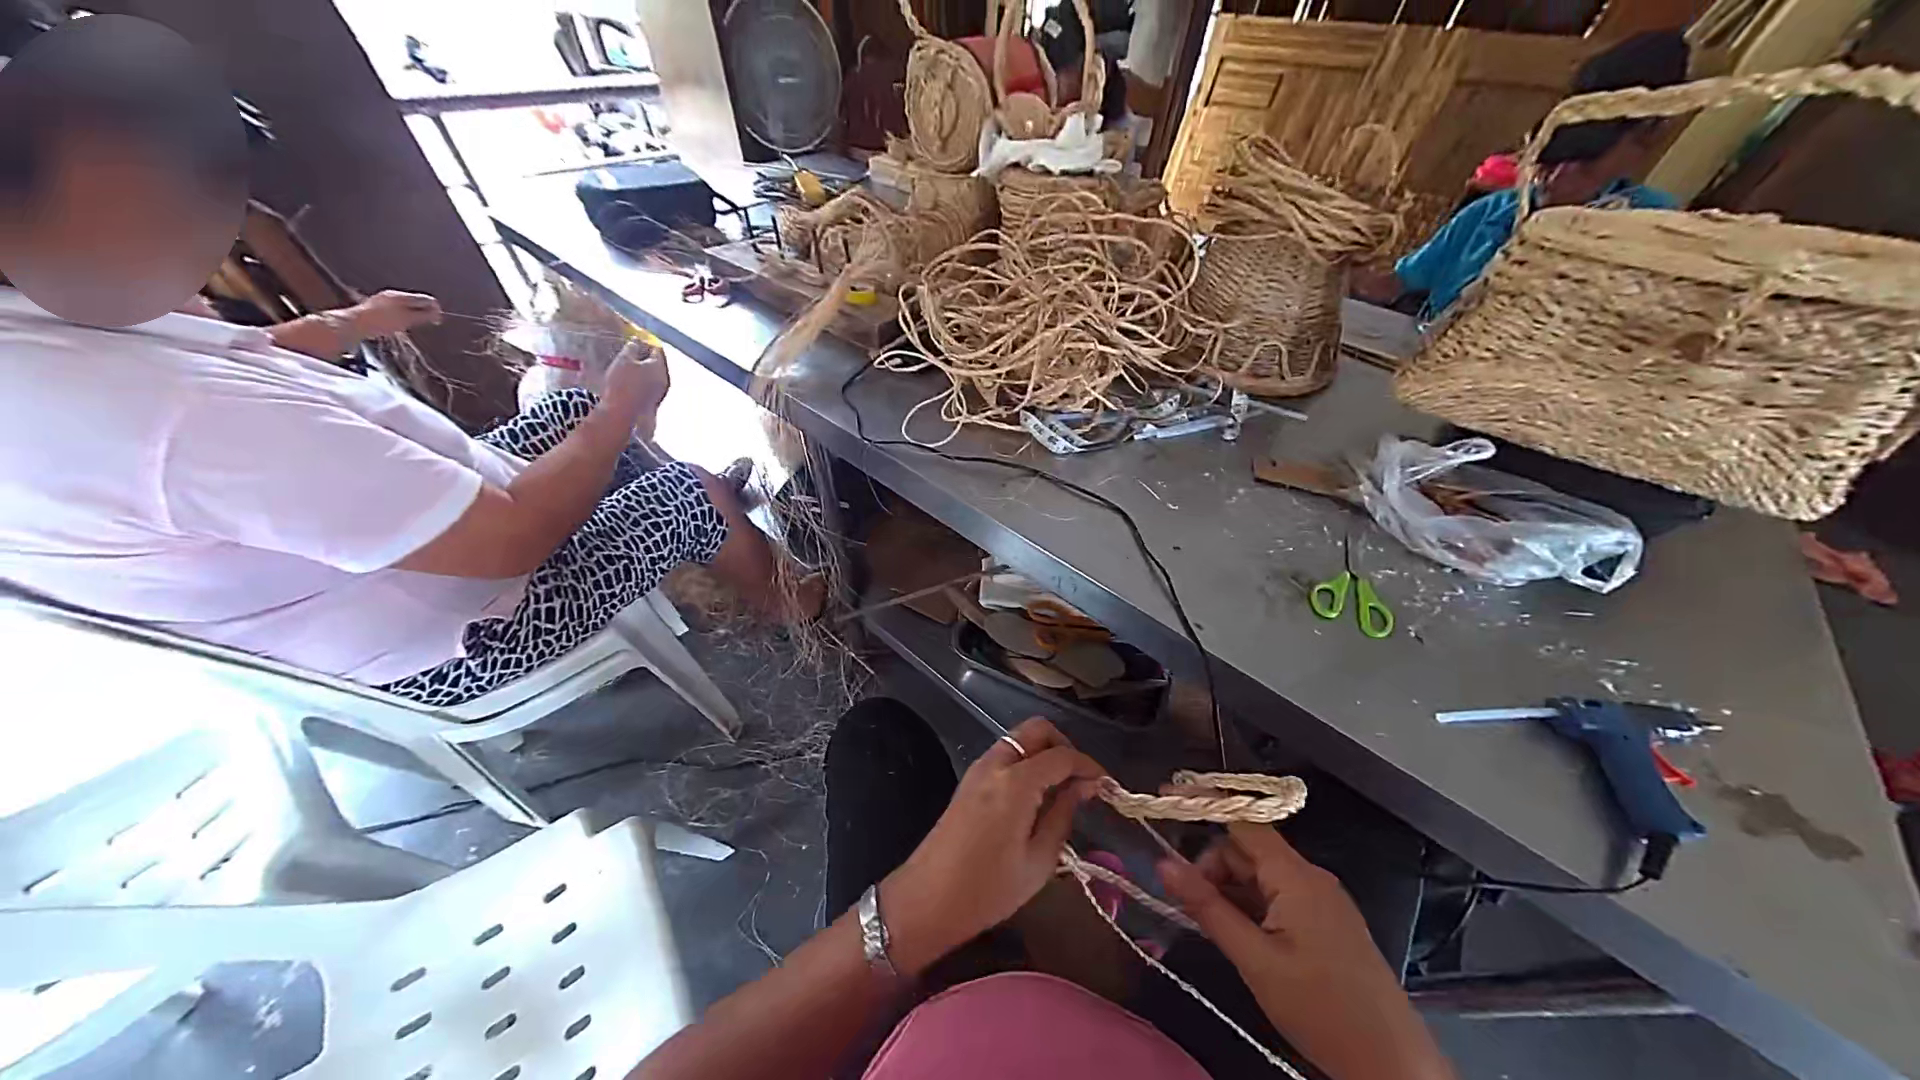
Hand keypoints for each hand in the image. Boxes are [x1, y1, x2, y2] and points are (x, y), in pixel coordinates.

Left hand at [348, 290, 441, 337]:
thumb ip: (425, 315)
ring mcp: (384, 299)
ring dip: (413, 313)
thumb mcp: (408, 320)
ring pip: (407, 305)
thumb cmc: (382, 322)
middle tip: (425, 323)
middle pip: (416, 301)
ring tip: (411, 324)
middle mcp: (393, 294)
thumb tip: (438, 313)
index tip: (436, 320)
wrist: (356, 323)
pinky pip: (397, 308)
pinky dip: (403, 314)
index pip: (426, 299)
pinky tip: (398, 323)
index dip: (435, 309)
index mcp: (402, 296)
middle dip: (424, 311)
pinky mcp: (377, 305)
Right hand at [598, 340, 670, 433]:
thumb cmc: (622, 382)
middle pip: (658, 363)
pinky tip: (633, 379)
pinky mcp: (653, 401)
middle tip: (634, 350)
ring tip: (632, 364)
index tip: (638, 339)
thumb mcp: (624, 360)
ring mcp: (660, 392)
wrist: (621, 412)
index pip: (657, 349)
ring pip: (655, 375)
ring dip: (645, 369)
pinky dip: (644, 379)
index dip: (647, 342)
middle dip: (647, 356)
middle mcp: (664, 379)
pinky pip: (650, 385)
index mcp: (659, 367)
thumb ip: (632, 347)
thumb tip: (637, 340)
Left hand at [878, 718, 1104, 975]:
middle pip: (1037, 729)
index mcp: (1015, 782)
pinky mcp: (969, 780)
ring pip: (1019, 739)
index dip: (1089, 766)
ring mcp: (978, 769)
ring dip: (1044, 752)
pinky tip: (1037, 795)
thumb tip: (1084, 787)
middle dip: (1065, 746)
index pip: (1062, 756)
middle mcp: (995, 764)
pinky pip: (1005, 755)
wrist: (927, 899)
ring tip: (1062, 790)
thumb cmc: (987, 890)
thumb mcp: (1038, 861)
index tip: (1107, 786)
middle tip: (1081, 780)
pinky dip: (1026, 762)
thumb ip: (1063, 815)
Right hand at [1159, 825, 1454, 1079]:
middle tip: (1187, 903)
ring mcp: (1322, 899)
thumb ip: (1208, 908)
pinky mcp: (1326, 922)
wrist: (1394, 1067)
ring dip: (1229, 890)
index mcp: (1297, 876)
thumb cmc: (1321, 1009)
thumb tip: (1163, 864)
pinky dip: (1249, 906)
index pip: (1243, 819)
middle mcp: (1311, 877)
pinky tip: (1238, 934)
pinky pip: (1277, 896)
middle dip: (1211, 868)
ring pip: (1260, 875)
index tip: (1165, 796)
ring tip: (1210, 925)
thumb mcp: (1255, 960)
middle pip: (1247, 850)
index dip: (1203, 803)